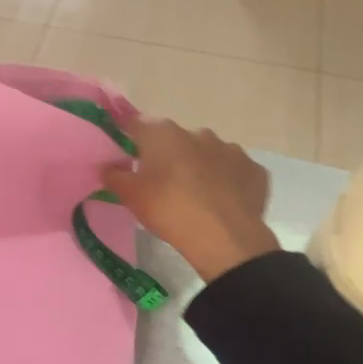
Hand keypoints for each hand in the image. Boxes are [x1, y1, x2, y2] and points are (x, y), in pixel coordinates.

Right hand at [102, 117, 279, 282]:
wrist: (225, 239)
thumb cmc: (169, 210)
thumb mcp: (130, 196)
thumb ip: (114, 176)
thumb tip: (108, 166)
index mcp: (163, 134)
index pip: (137, 124)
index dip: (129, 138)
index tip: (125, 155)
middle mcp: (197, 133)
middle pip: (174, 139)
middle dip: (166, 154)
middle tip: (159, 181)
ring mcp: (230, 150)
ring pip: (206, 153)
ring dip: (198, 165)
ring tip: (193, 193)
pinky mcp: (254, 170)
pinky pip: (233, 170)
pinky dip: (225, 180)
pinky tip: (220, 200)